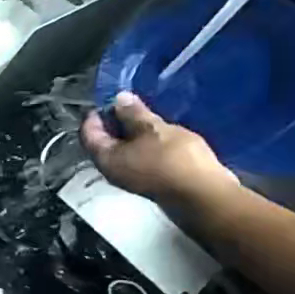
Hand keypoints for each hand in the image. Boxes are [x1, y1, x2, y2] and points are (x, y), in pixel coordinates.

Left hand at [81, 91, 239, 209]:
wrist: (206, 194)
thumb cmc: (173, 158)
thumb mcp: (152, 129)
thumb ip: (133, 114)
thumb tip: (118, 99)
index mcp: (104, 158)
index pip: (88, 134)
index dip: (94, 116)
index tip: (106, 100)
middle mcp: (112, 170)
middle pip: (104, 142)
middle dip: (113, 122)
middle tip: (126, 104)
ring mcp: (131, 177)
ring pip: (123, 150)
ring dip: (130, 132)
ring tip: (143, 113)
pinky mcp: (151, 180)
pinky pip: (139, 157)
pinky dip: (143, 143)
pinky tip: (157, 132)